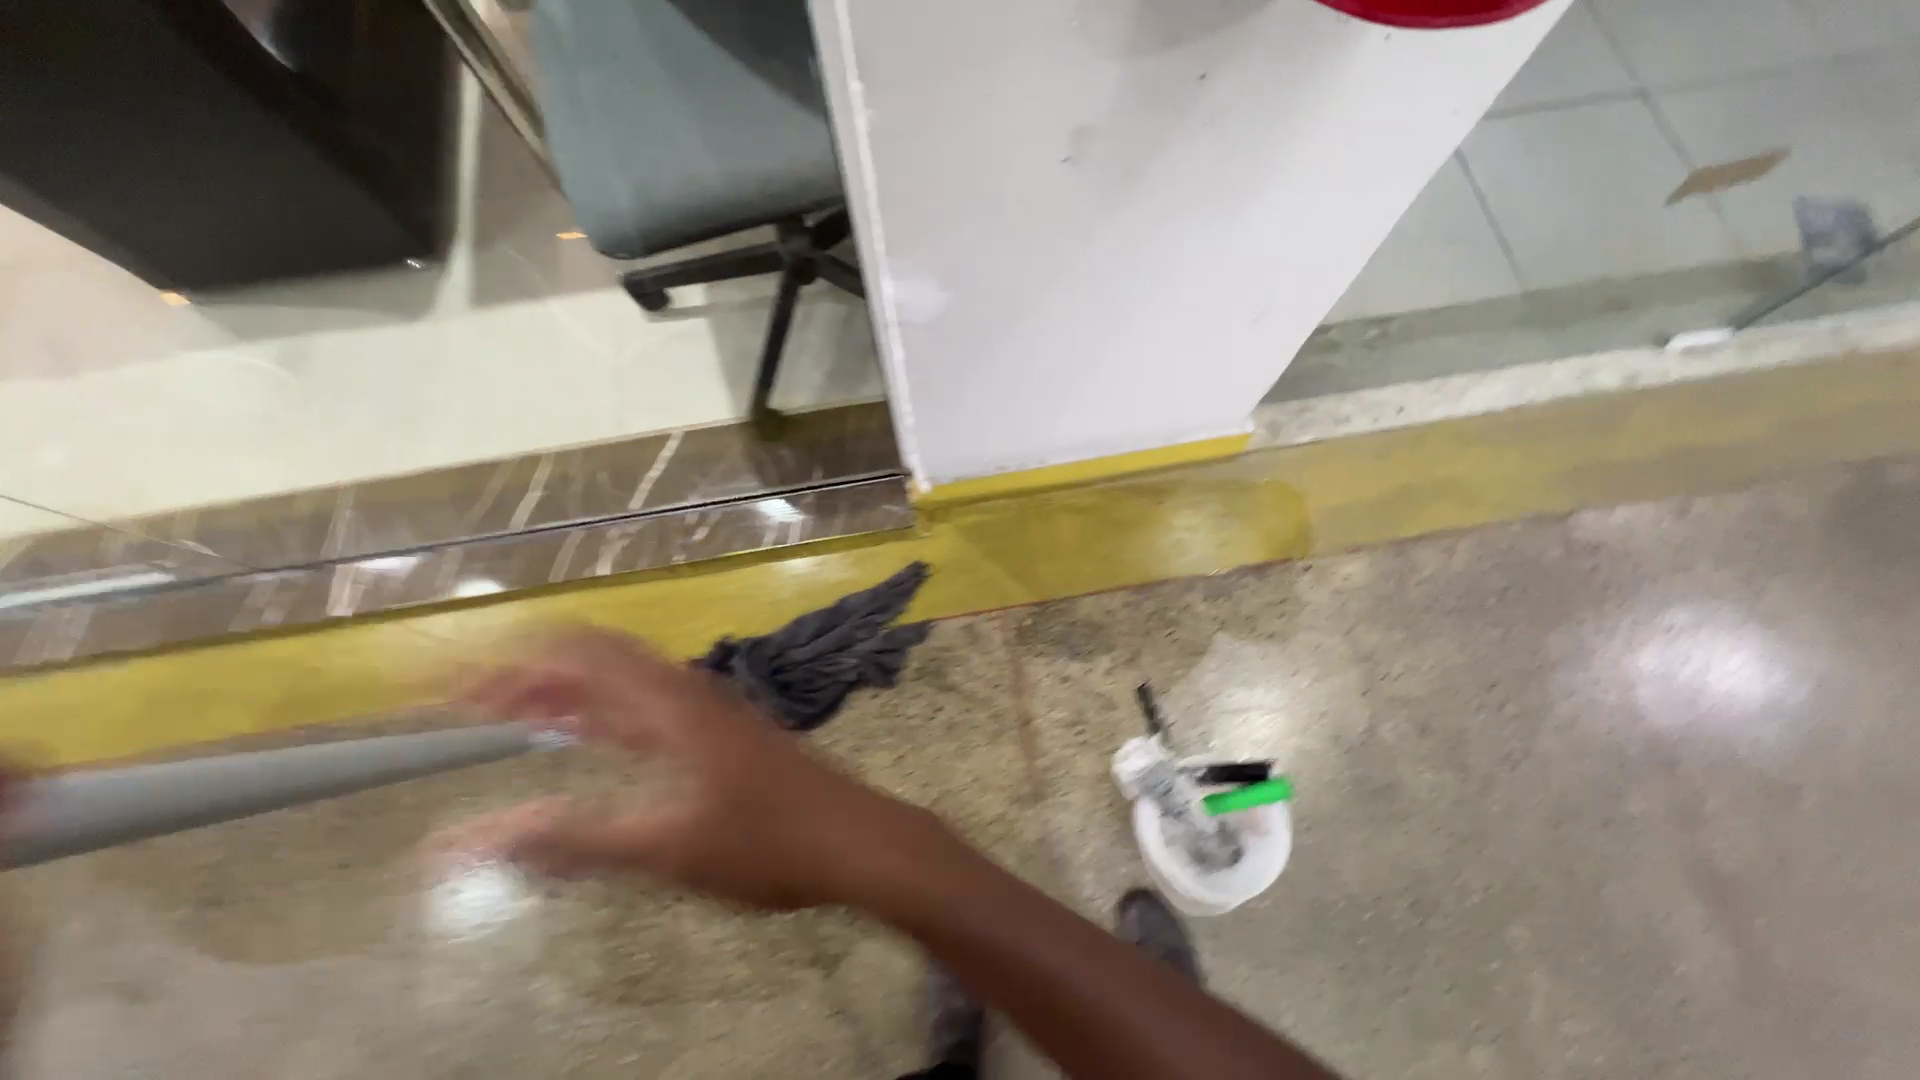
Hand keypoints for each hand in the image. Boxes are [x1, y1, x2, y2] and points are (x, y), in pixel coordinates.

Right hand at [439, 626, 944, 910]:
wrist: (858, 839)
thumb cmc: (769, 844)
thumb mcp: (667, 850)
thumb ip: (573, 842)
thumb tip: (472, 841)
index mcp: (668, 703)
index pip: (573, 656)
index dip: (504, 664)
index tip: (446, 688)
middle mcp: (685, 690)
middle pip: (594, 657)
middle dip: (526, 672)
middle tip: (467, 704)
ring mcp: (707, 707)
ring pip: (622, 680)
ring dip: (564, 691)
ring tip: (507, 718)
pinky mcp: (721, 730)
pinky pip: (646, 704)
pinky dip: (602, 713)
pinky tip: (586, 738)